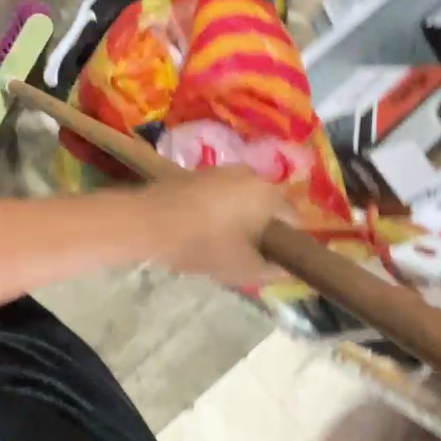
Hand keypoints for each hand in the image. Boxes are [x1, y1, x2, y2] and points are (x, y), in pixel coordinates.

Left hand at [142, 166, 293, 287]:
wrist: (146, 222)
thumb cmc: (203, 244)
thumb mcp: (244, 268)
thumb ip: (273, 270)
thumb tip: (286, 268)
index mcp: (268, 193)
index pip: (294, 220)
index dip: (289, 244)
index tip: (276, 260)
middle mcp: (248, 173)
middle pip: (267, 204)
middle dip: (262, 226)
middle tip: (248, 252)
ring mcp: (218, 170)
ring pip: (241, 196)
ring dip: (239, 215)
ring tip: (223, 241)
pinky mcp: (193, 172)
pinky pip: (218, 192)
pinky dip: (216, 207)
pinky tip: (201, 226)